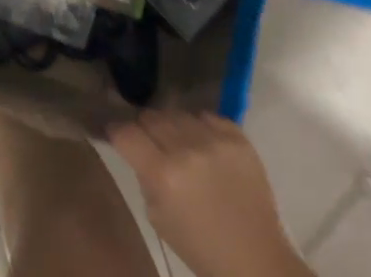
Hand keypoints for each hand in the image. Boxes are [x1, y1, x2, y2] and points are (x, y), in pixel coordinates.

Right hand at [110, 111, 311, 276]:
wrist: (254, 258)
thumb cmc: (198, 245)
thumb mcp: (156, 215)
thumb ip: (143, 175)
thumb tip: (136, 149)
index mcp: (163, 174)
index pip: (126, 132)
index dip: (116, 131)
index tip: (116, 134)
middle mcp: (187, 149)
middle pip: (151, 116)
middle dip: (143, 127)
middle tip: (148, 141)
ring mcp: (216, 141)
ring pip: (178, 113)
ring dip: (172, 126)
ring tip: (177, 142)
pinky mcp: (239, 139)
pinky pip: (208, 116)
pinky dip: (200, 126)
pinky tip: (202, 143)